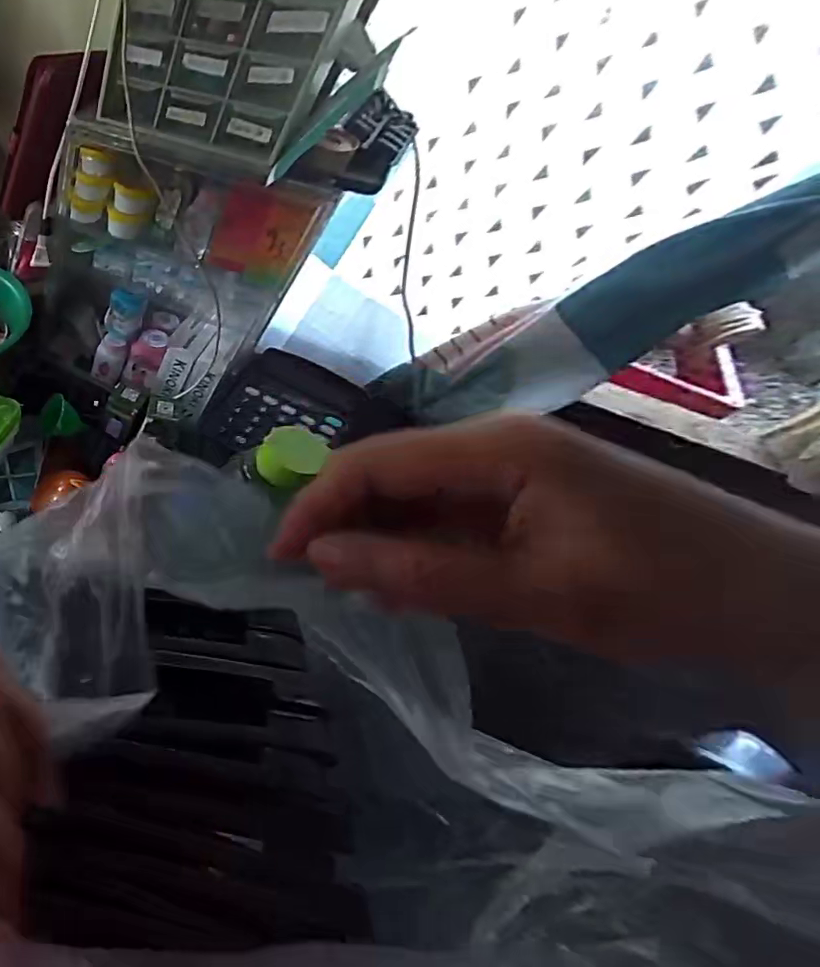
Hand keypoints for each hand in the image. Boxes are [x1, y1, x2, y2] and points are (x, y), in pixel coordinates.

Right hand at [269, 414, 819, 685]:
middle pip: (378, 471)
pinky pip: (435, 512)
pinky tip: (398, 583)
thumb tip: (317, 558)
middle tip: (308, 573)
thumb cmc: (673, 593)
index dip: (315, 505)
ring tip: (348, 585)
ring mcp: (502, 467)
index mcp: (495, 448)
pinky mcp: (514, 494)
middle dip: (335, 519)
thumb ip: (419, 573)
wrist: (799, 605)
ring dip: (369, 536)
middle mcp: (488, 444)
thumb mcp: (537, 594)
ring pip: (401, 493)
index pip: (370, 463)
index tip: (281, 555)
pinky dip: (406, 545)